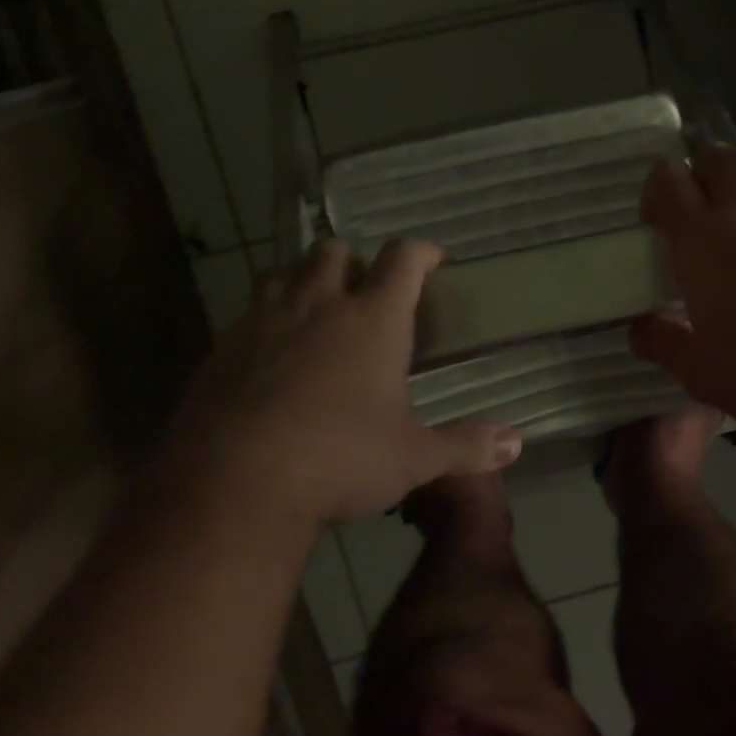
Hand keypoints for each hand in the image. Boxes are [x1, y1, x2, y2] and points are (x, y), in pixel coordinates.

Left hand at [159, 239, 520, 523]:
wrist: (233, 484)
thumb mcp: (415, 458)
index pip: (402, 261)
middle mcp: (317, 307)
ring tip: (319, 310)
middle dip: (355, 260)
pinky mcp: (219, 351)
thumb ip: (466, 446)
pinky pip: (247, 316)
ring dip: (305, 280)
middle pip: (333, 252)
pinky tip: (275, 358)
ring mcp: (261, 323)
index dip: (422, 252)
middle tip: (369, 289)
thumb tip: (516, 444)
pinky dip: (267, 321)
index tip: (434, 257)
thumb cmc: (341, 460)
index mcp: (373, 321)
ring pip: (282, 274)